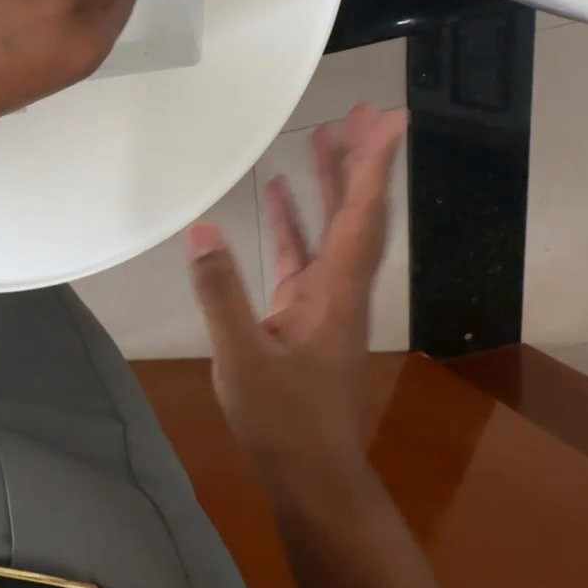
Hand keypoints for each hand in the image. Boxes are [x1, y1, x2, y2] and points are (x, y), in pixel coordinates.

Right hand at [187, 106, 408, 493]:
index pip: (360, 218)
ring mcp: (325, 303)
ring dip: (329, 187)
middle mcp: (341, 290)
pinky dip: (294, 225)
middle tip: (356, 114)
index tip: (386, 120)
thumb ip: (221, 294)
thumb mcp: (242, 357)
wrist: (311, 473)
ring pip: (333, 232)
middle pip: (357, 215)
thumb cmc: (283, 420)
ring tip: (318, 140)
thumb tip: (202, 232)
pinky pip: (304, 258)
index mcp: (336, 294)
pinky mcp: (306, 317)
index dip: (373, 167)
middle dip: (358, 163)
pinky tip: (277, 201)